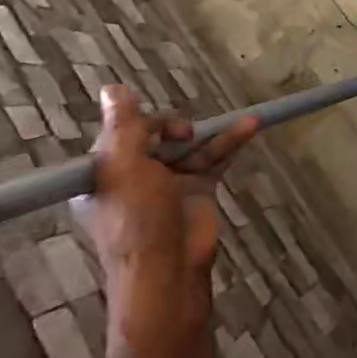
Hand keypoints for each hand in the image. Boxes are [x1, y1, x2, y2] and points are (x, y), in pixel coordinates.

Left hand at [86, 85, 255, 357]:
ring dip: (217, 133)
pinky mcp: (198, 190)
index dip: (144, 125)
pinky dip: (231, 143)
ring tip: (247, 120)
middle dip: (179, 129)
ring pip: (194, 146)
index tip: (161, 131)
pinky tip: (251, 127)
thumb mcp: (123, 168)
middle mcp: (136, 175)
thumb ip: (124, 126)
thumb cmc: (137, 220)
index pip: (124, 133)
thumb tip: (112, 88)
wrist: (168, 269)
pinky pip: (214, 158)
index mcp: (106, 173)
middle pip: (161, 137)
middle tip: (186, 135)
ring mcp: (169, 183)